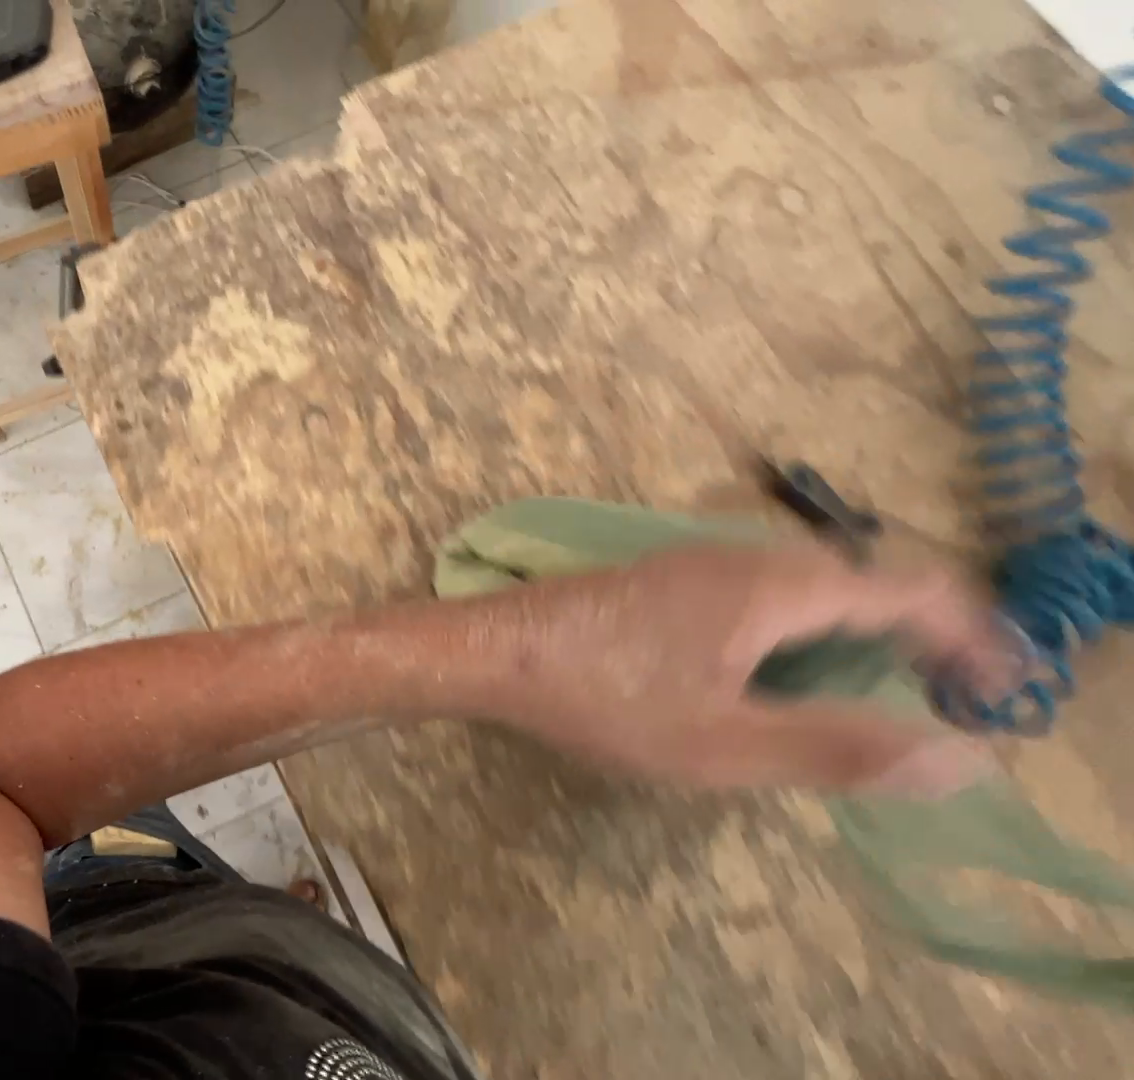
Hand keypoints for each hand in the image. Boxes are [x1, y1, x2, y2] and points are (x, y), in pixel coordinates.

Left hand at [466, 544, 1023, 794]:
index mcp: (771, 587)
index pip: (909, 588)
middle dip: (910, 635)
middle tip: (932, 699)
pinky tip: (758, 673)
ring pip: (797, 584)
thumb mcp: (720, 742)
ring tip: (856, 694)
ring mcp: (687, 562)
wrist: (486, 651)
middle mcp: (736, 557)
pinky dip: (786, 628)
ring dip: (844, 631)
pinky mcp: (651, 581)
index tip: (996, 695)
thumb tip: (962, 756)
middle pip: (856, 579)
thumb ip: (838, 748)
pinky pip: (749, 592)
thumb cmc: (599, 697)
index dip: (971, 637)